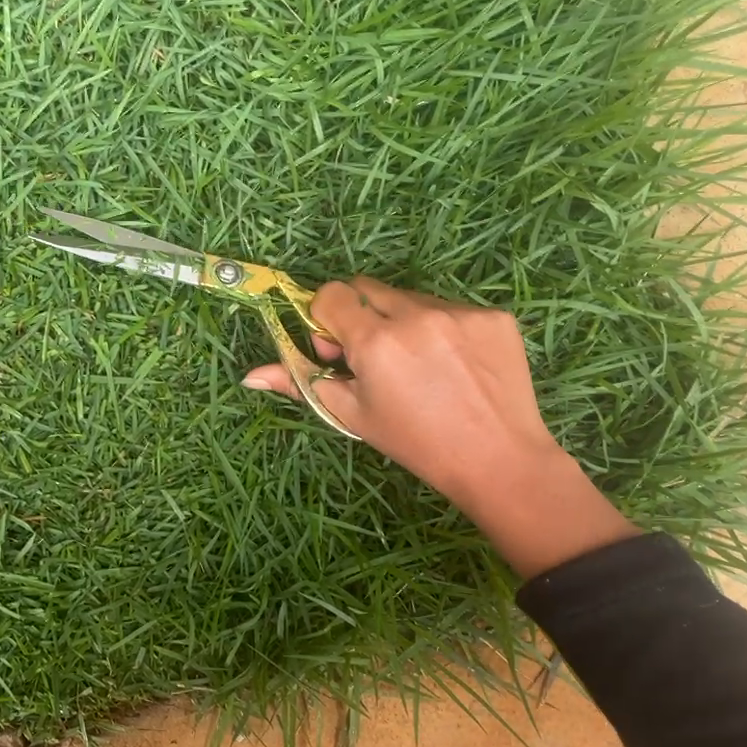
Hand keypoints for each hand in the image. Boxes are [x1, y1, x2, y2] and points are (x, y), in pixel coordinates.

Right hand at [242, 276, 635, 577]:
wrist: (498, 458)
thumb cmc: (413, 441)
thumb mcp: (350, 413)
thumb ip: (299, 383)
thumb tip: (249, 375)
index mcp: (375, 342)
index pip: (332, 294)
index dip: (325, 317)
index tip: (336, 347)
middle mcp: (416, 316)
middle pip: (366, 288)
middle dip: (359, 315)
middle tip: (372, 357)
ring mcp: (460, 313)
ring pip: (408, 298)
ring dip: (399, 321)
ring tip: (418, 365)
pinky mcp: (494, 316)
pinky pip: (448, 308)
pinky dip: (439, 328)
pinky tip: (451, 363)